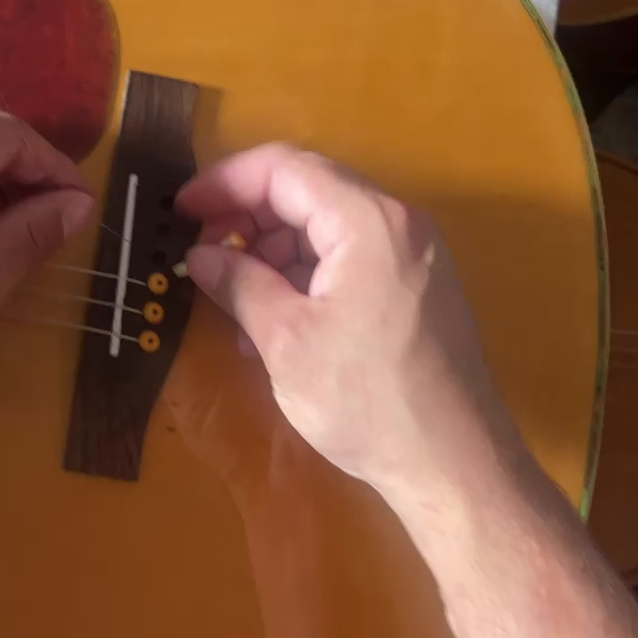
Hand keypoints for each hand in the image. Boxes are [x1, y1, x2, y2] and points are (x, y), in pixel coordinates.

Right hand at [175, 144, 519, 498]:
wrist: (456, 468)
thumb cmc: (367, 400)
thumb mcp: (285, 340)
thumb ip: (238, 282)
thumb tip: (198, 255)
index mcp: (367, 221)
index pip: (282, 168)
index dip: (223, 182)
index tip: (182, 209)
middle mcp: (395, 222)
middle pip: (303, 190)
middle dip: (245, 217)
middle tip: (202, 254)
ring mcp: (410, 253)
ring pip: (321, 225)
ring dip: (270, 251)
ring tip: (234, 300)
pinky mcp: (412, 284)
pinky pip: (344, 257)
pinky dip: (301, 275)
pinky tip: (273, 320)